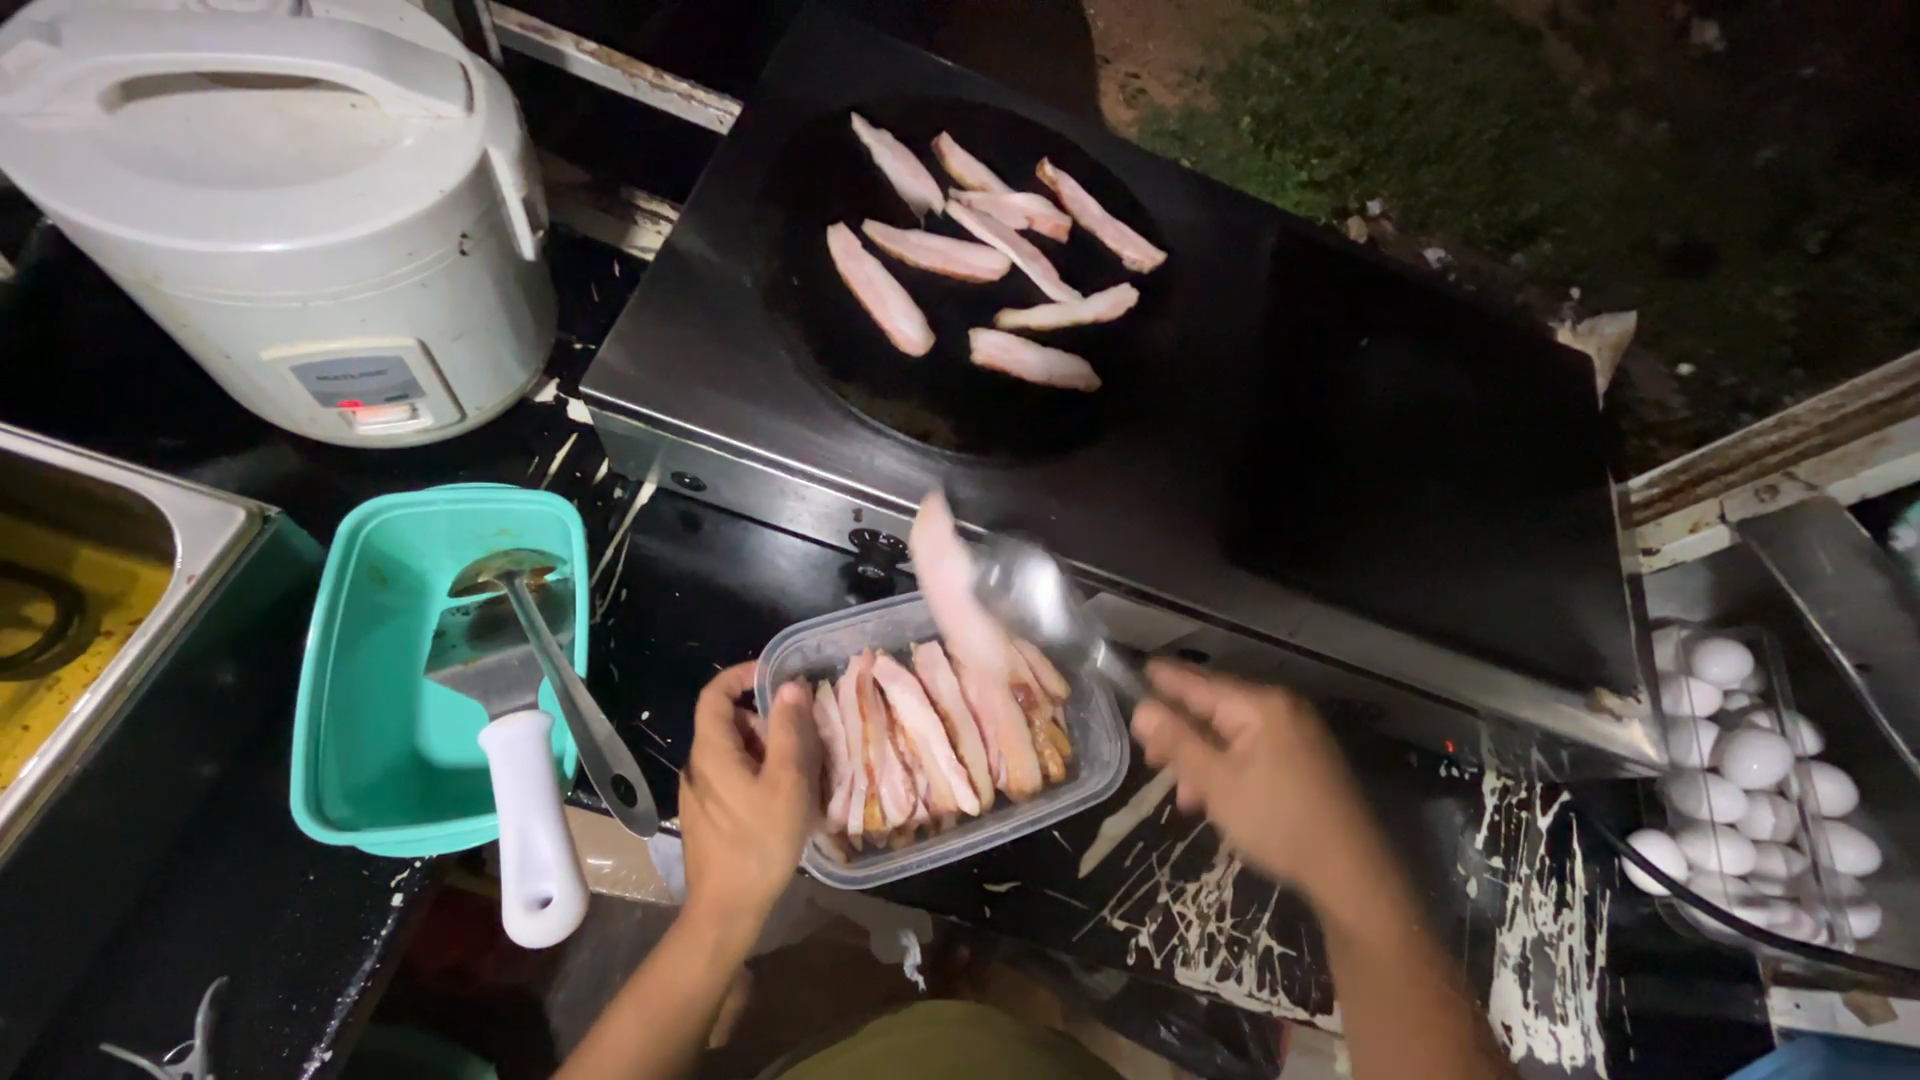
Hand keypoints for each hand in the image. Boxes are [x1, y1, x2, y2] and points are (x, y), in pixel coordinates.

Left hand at [679, 663, 820, 931]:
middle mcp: (697, 766)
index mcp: (710, 751)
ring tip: (800, 768)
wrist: (726, 909)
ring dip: (765, 747)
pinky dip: (757, 770)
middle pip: (728, 722)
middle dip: (765, 718)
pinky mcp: (706, 814)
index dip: (741, 675)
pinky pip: (731, 774)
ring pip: (733, 750)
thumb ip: (788, 730)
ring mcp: (698, 793)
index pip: (714, 694)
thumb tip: (789, 686)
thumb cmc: (759, 841)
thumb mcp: (786, 781)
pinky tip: (782, 797)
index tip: (775, 675)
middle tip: (802, 735)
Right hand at [1130, 662, 1377, 899]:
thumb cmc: (1278, 822)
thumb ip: (1178, 742)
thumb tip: (1142, 709)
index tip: (1137, 669)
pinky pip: (1253, 749)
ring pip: (1232, 734)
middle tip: (1152, 759)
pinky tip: (1214, 797)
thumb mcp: (1217, 783)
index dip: (1165, 679)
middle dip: (1181, 733)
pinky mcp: (1306, 758)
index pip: (1199, 683)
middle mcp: (1282, 709)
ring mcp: (1298, 733)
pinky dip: (1228, 766)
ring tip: (1185, 794)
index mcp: (1260, 706)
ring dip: (1202, 758)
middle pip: (1215, 709)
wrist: (1352, 872)